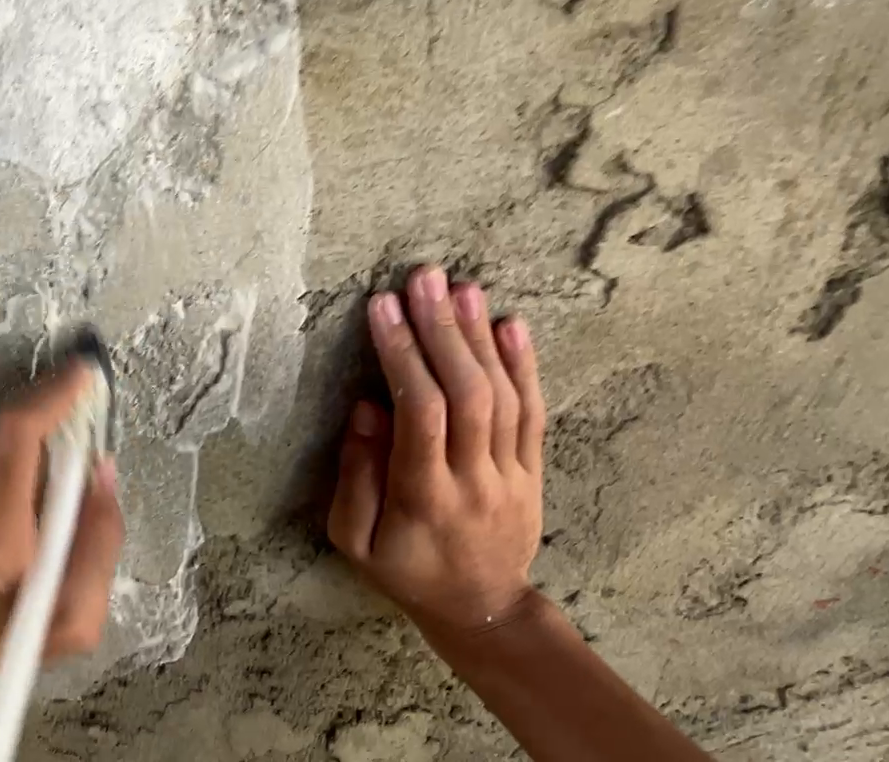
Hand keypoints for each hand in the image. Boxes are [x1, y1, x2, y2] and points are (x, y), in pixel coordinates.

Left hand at [0, 364, 124, 743]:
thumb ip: (99, 538)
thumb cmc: (2, 646)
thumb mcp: (73, 618)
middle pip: (5, 438)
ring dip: (11, 467)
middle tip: (60, 480)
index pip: (16, 440)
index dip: (51, 397)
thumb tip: (101, 465)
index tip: (80, 372)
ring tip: (11, 520)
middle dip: (43, 443)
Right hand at [328, 265, 546, 634]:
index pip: (419, 412)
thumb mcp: (354, 541)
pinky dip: (524, 365)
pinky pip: (534, 412)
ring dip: (480, 336)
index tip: (381, 307)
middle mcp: (476, 479)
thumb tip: (367, 408)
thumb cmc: (405, 571)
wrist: (483, 611)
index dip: (402, 355)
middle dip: (442, 329)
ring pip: (502, 395)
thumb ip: (355, 477)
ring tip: (461, 287)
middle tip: (423, 278)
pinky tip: (510, 324)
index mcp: (424, 495)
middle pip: (466, 393)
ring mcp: (513, 473)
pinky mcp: (534, 470)